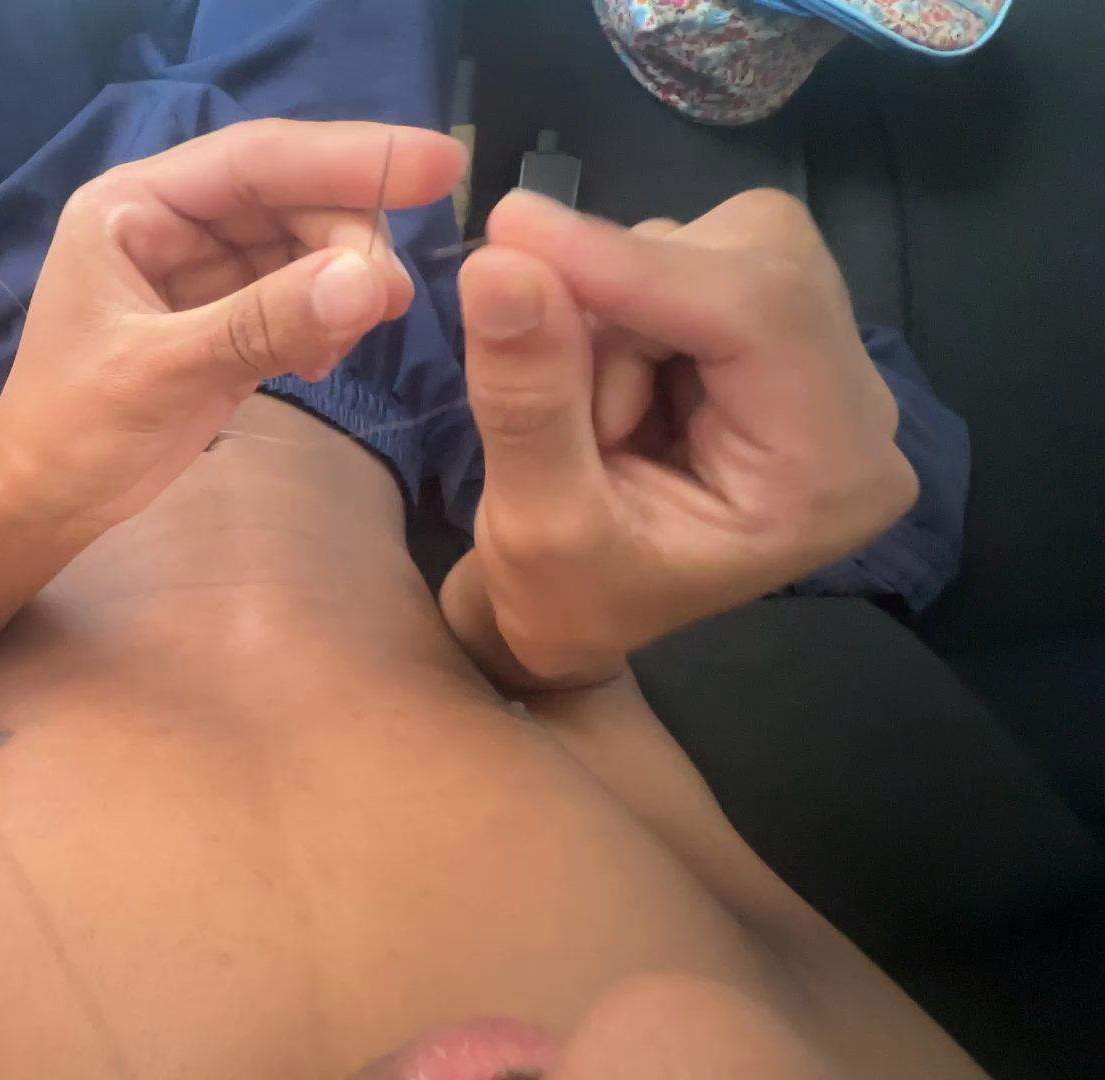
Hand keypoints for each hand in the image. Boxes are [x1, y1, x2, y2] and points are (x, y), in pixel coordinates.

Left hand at [0, 119, 465, 536]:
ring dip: (337, 288)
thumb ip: (261, 323)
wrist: (50, 501)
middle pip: (284, 202)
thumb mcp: (162, 371)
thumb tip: (371, 281)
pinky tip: (318, 362)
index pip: (253, 162)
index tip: (440, 165)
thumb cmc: (76, 430)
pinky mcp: (221, 325)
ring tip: (347, 343)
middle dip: (346, 241)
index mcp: (133, 208)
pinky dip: (318, 325)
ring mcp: (198, 278)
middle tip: (391, 299)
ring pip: (295, 253)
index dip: (348, 158)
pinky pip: (290, 303)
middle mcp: (169, 228)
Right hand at [445, 189, 917, 685]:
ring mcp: (806, 372)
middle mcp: (848, 405)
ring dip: (604, 316)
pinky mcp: (753, 353)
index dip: (630, 264)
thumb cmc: (558, 598)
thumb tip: (496, 266)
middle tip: (544, 382)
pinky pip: (675, 275)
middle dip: (618, 302)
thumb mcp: (534, 521)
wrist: (568, 613)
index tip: (508, 231)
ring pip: (707, 254)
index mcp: (827, 473)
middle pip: (750, 260)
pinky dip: (604, 314)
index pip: (759, 314)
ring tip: (573, 418)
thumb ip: (526, 401)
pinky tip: (589, 391)